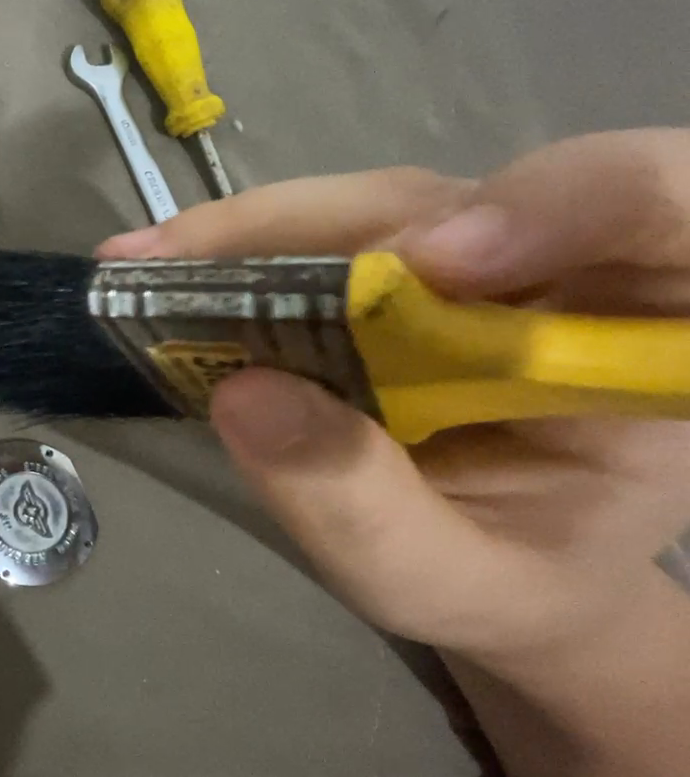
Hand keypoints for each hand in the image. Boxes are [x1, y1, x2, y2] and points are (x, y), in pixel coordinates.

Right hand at [99, 130, 689, 659]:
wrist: (498, 566)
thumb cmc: (498, 580)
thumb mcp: (431, 578)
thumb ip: (357, 506)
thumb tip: (242, 392)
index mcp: (651, 345)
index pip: (670, 217)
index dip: (573, 201)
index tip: (435, 262)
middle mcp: (574, 274)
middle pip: (464, 196)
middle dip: (318, 226)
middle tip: (179, 263)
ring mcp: (478, 259)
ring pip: (371, 204)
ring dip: (248, 230)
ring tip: (140, 264)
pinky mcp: (398, 264)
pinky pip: (321, 230)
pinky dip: (233, 247)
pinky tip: (161, 265)